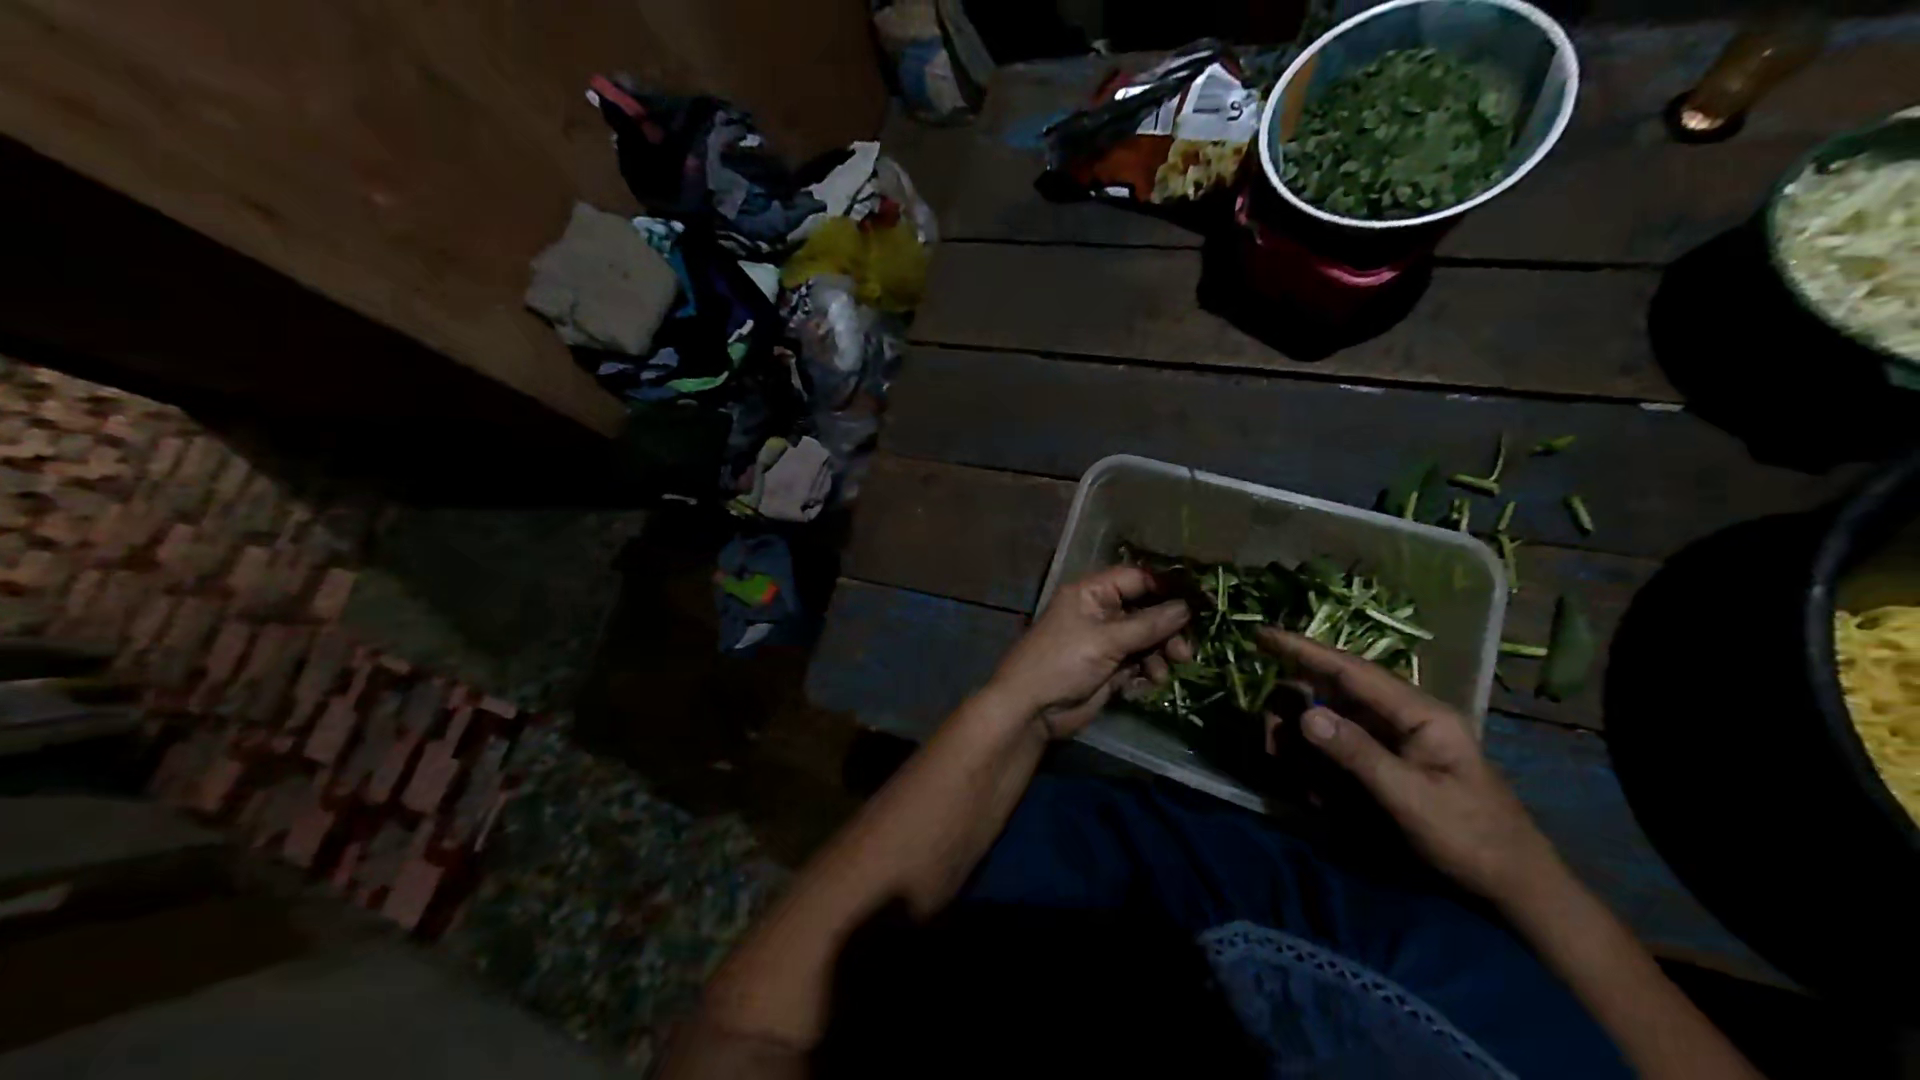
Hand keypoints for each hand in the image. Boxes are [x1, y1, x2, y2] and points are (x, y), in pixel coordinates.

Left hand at [986, 567, 1190, 737]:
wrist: (1032, 709)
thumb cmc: (1062, 662)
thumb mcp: (1105, 640)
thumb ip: (1148, 624)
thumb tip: (1186, 608)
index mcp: (1092, 593)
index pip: (1137, 579)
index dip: (1167, 588)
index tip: (1198, 601)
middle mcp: (1101, 613)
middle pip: (1147, 611)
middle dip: (1168, 629)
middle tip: (1185, 650)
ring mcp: (1106, 642)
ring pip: (1147, 640)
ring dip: (1161, 654)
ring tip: (1163, 672)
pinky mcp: (1110, 669)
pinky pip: (1140, 663)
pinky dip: (1148, 672)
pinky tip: (1148, 684)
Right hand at [1256, 628, 1562, 902]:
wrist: (1516, 886)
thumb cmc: (1471, 838)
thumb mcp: (1411, 798)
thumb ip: (1357, 753)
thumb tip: (1304, 714)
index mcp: (1420, 713)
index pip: (1351, 670)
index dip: (1303, 650)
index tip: (1263, 634)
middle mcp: (1405, 716)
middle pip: (1334, 692)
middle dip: (1294, 707)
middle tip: (1267, 735)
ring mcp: (1397, 738)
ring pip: (1332, 720)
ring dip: (1304, 743)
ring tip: (1290, 772)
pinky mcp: (1391, 760)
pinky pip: (1341, 747)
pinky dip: (1320, 764)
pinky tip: (1315, 793)